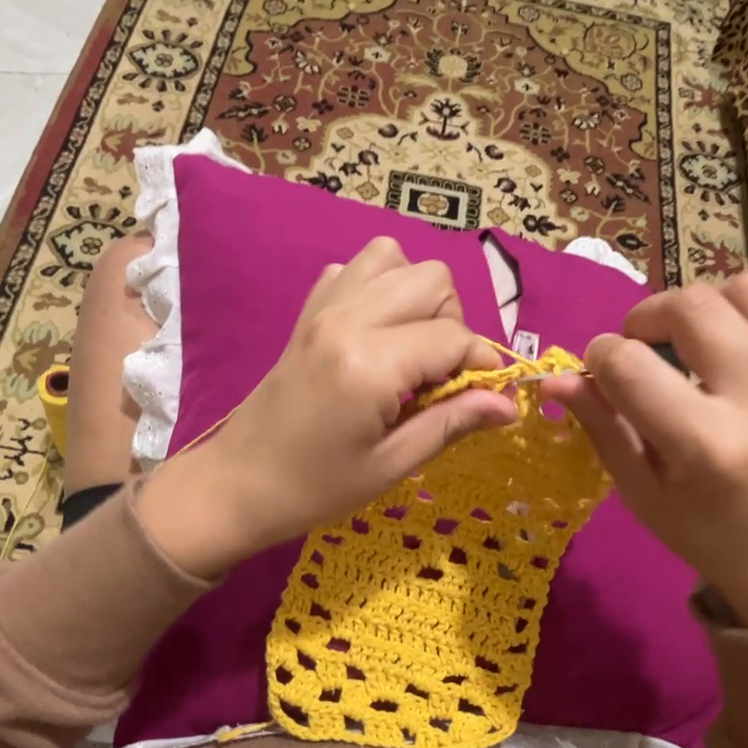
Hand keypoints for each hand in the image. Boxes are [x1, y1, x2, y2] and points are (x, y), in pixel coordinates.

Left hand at [140, 237, 516, 576]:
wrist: (237, 484)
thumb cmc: (315, 488)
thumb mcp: (390, 466)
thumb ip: (451, 423)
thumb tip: (510, 404)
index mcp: (369, 363)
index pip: (453, 337)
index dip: (482, 365)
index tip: (486, 397)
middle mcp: (347, 319)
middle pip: (432, 280)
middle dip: (453, 325)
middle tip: (440, 377)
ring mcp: (321, 309)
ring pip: (393, 259)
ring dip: (417, 297)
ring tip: (411, 349)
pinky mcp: (306, 313)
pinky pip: (353, 270)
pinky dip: (378, 289)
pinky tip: (376, 335)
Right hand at [542, 269, 747, 632]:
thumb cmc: (708, 534)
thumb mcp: (641, 492)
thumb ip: (602, 425)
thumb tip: (555, 376)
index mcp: (706, 445)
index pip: (628, 362)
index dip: (602, 355)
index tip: (605, 368)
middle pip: (694, 307)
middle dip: (651, 315)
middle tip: (649, 343)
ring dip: (717, 303)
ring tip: (710, 337)